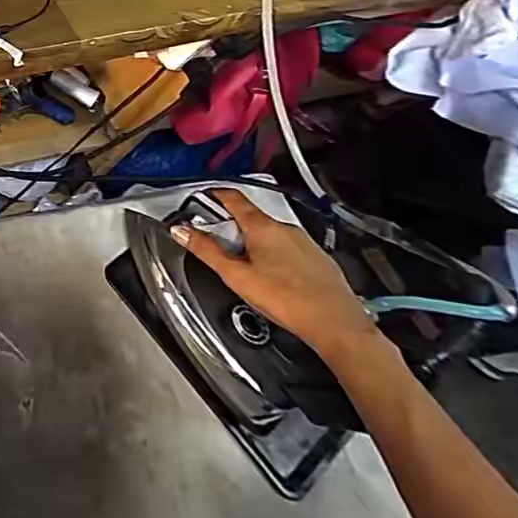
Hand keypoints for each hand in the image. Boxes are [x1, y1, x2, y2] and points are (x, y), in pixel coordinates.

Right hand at [171, 188, 380, 358]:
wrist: (335, 323)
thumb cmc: (289, 300)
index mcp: (262, 227)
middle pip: (251, 216)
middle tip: (218, 240)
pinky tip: (274, 276)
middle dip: (233, 225)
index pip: (234, 198)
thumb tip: (182, 231)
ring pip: (271, 233)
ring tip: (245, 265)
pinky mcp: (316, 257)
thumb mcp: (237, 277)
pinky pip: (289, 247)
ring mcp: (303, 241)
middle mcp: (285, 228)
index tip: (205, 196)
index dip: (216, 194)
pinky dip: (275, 254)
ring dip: (254, 241)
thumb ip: (207, 251)